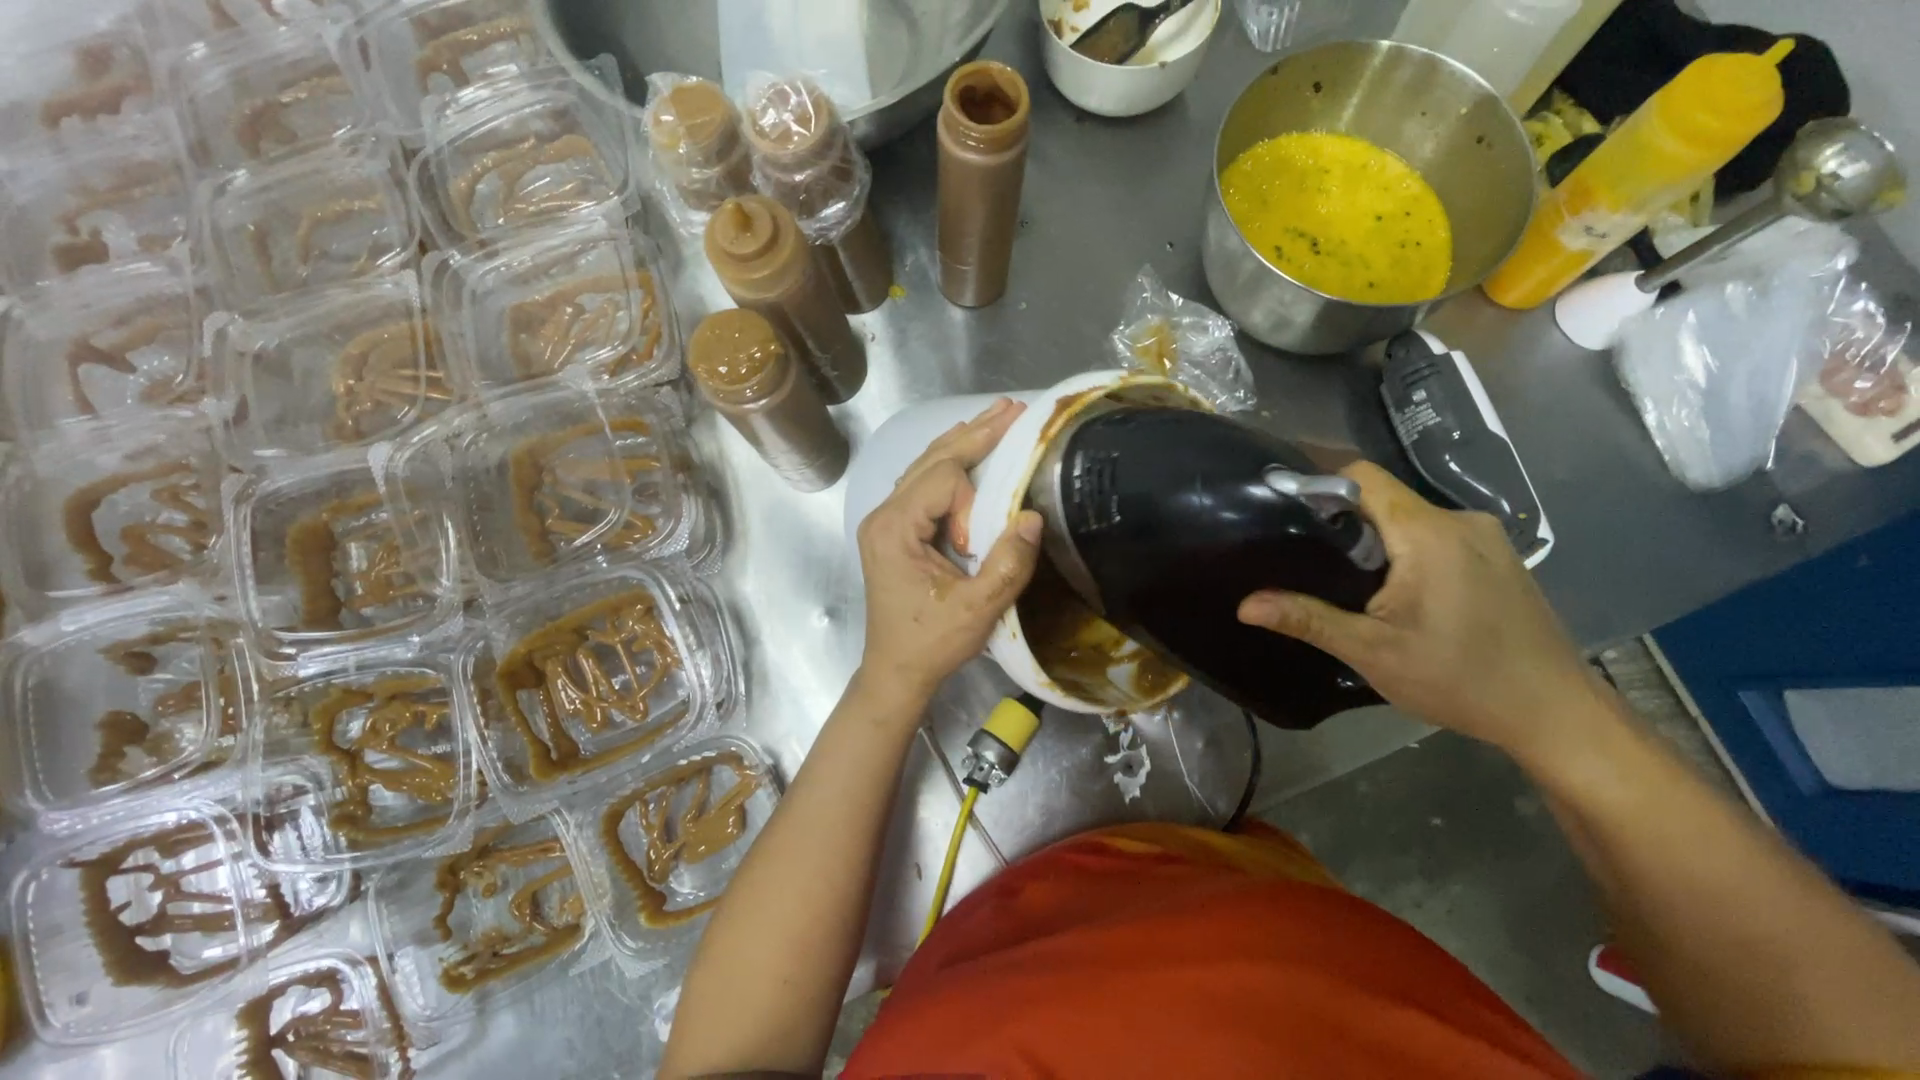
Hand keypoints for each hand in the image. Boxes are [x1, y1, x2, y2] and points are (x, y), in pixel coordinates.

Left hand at [856, 399, 1043, 701]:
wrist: (896, 671)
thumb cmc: (931, 644)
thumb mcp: (977, 610)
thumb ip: (1007, 564)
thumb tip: (1032, 516)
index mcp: (894, 529)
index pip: (943, 480)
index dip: (972, 505)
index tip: (975, 546)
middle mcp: (884, 515)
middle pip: (932, 459)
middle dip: (975, 435)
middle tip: (1012, 409)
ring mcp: (886, 521)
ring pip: (925, 466)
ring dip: (962, 443)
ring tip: (995, 418)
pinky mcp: (895, 531)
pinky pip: (923, 484)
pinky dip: (949, 464)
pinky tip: (967, 450)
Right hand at [1237, 462, 1606, 758]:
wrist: (1553, 712)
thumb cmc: (1458, 678)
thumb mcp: (1372, 652)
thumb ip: (1308, 619)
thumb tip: (1245, 605)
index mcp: (1427, 532)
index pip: (1361, 477)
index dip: (1318, 486)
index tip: (1285, 514)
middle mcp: (1460, 520)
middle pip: (1385, 499)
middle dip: (1344, 525)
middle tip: (1310, 564)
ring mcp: (1487, 538)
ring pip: (1412, 521)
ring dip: (1378, 543)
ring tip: (1350, 586)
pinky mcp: (1500, 559)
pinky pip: (1439, 538)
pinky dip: (1409, 554)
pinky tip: (1401, 598)